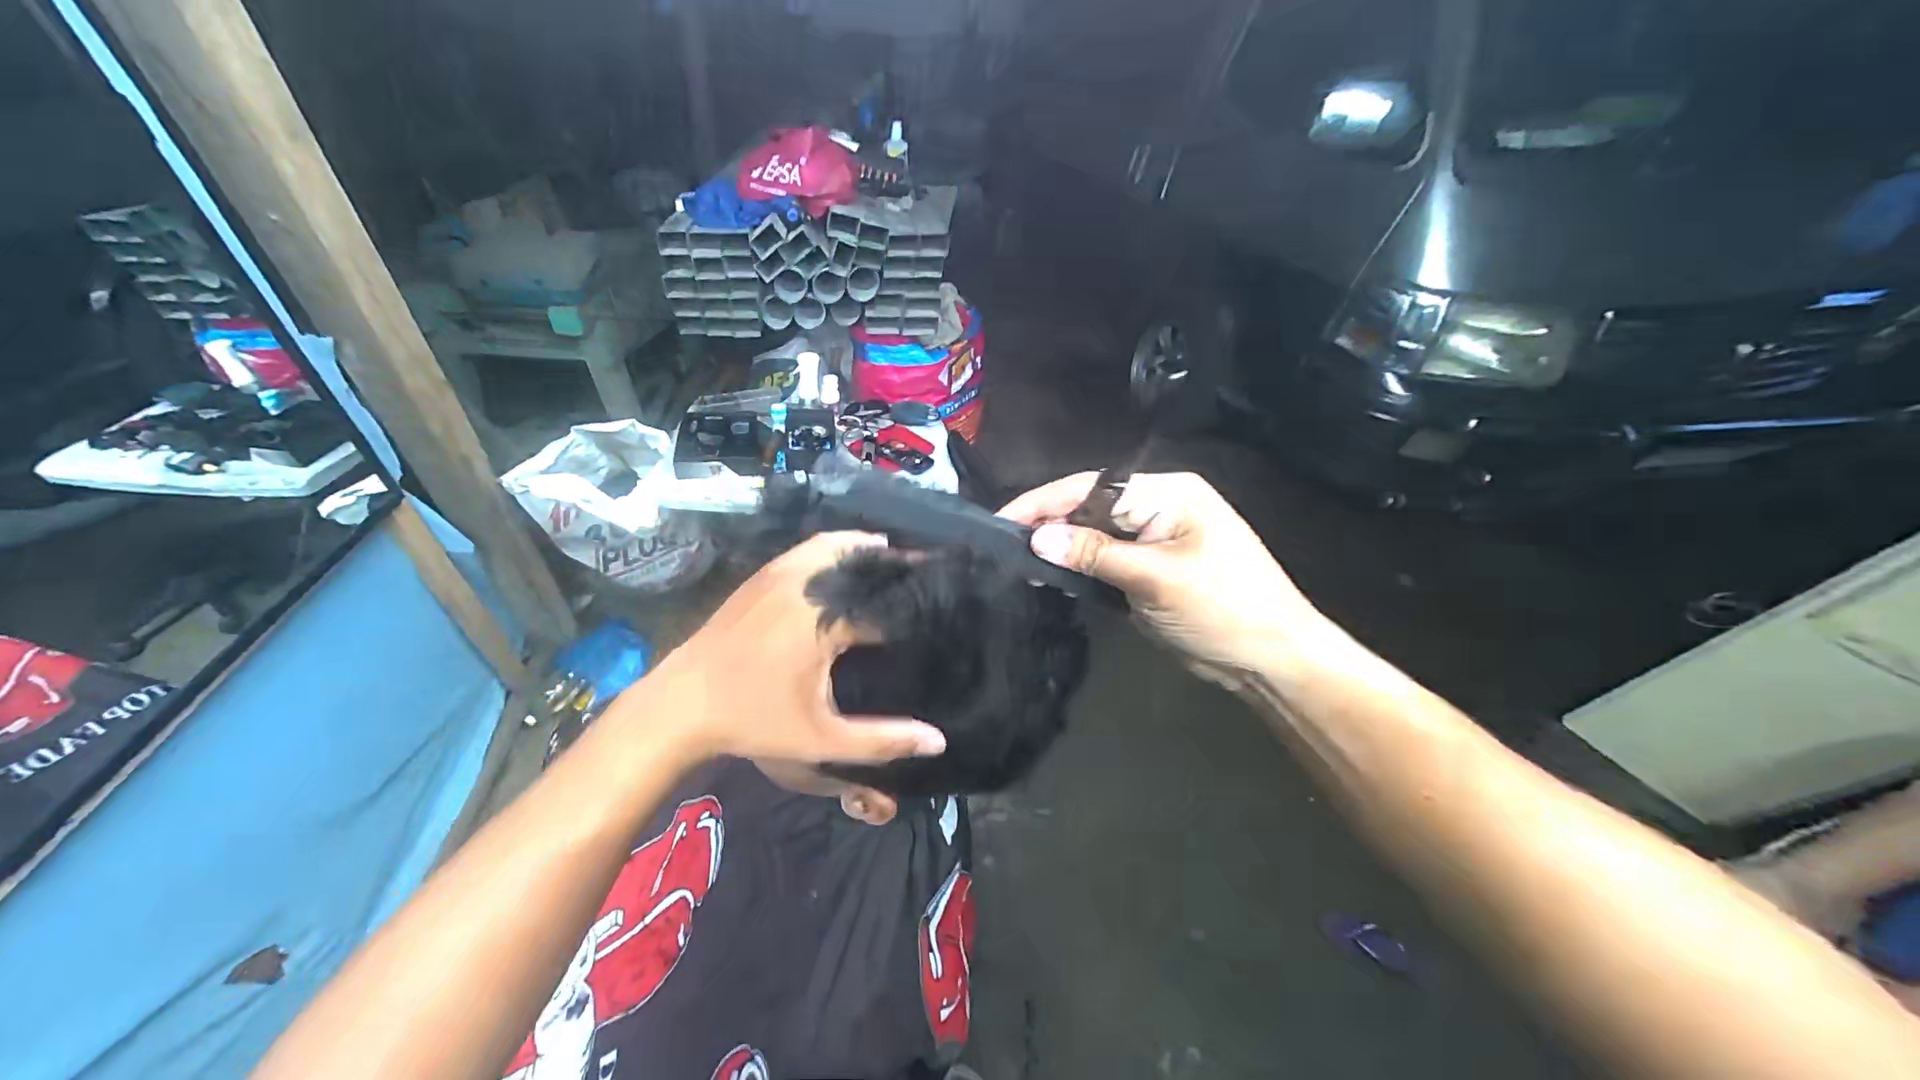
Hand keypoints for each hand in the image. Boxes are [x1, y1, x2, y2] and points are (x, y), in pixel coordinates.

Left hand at [634, 532, 946, 765]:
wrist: (681, 703)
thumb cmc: (753, 720)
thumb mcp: (820, 738)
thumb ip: (881, 740)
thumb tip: (938, 741)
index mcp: (824, 619)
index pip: (887, 606)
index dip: (916, 612)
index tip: (940, 618)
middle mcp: (806, 583)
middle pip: (865, 563)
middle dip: (896, 571)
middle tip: (924, 582)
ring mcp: (780, 572)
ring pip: (837, 547)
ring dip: (866, 554)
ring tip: (891, 568)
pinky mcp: (762, 574)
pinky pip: (811, 549)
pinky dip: (837, 550)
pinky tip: (846, 569)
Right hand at [999, 472, 1339, 686]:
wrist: (1271, 658)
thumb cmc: (1223, 609)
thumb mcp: (1156, 580)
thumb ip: (1095, 555)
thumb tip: (1037, 537)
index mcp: (1168, 493)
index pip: (1092, 487)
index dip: (1044, 502)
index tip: (1002, 520)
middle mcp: (1158, 506)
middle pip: (1090, 507)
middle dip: (1049, 523)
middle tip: (1003, 545)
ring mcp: (1154, 538)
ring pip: (1094, 533)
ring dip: (1062, 546)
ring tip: (1018, 559)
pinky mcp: (1149, 568)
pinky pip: (1105, 558)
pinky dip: (1080, 567)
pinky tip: (1052, 575)